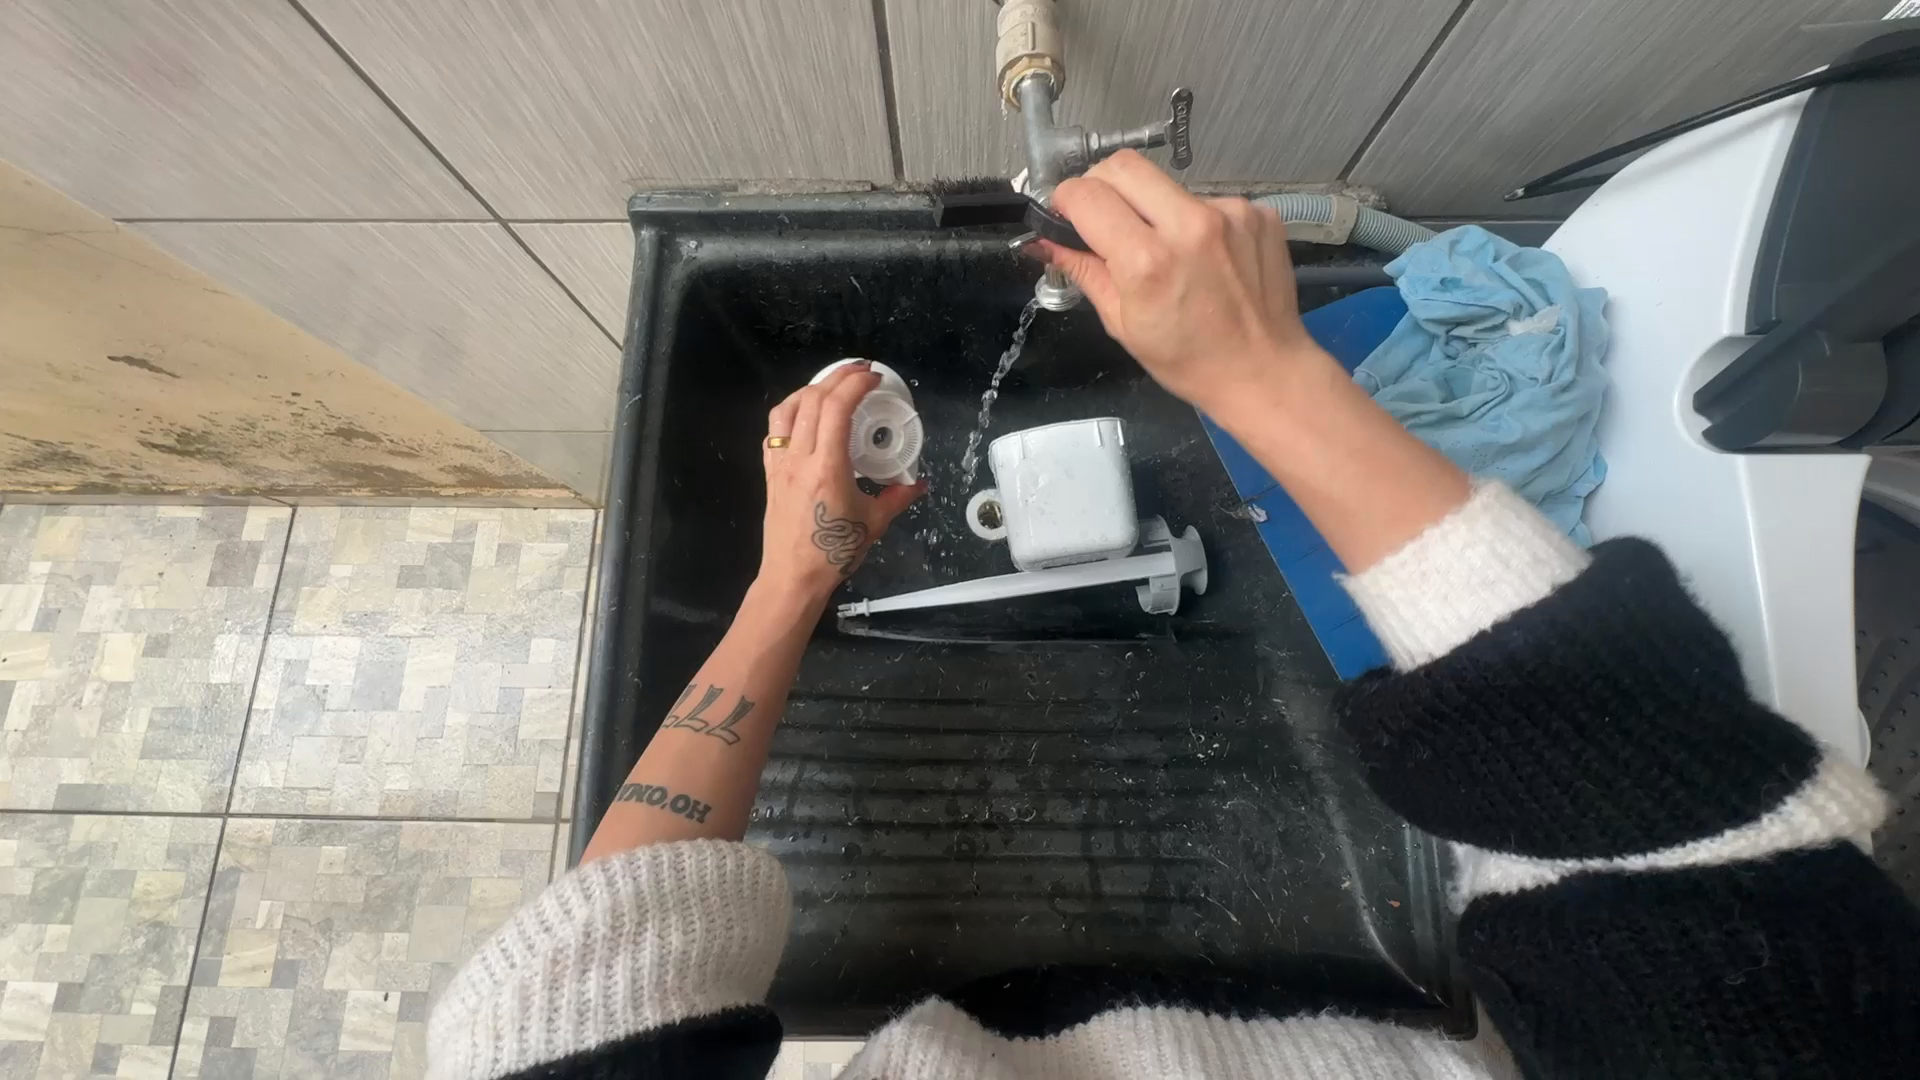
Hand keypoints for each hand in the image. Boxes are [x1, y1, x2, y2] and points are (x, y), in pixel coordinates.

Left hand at [759, 362, 924, 604]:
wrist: (792, 577)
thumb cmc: (834, 552)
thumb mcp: (874, 523)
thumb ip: (898, 497)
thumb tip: (919, 483)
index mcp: (827, 467)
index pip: (837, 409)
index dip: (855, 384)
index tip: (873, 378)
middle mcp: (800, 459)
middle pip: (813, 400)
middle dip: (837, 378)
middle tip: (860, 372)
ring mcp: (780, 464)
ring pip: (788, 409)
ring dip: (810, 389)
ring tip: (831, 386)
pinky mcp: (770, 473)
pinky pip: (775, 431)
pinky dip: (791, 413)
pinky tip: (806, 415)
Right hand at [1037, 150, 1338, 417]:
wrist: (1261, 370)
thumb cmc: (1190, 361)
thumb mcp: (1122, 324)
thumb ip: (1085, 272)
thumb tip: (1048, 243)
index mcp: (1148, 263)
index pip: (1088, 195)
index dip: (1065, 200)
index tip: (1063, 213)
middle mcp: (1189, 226)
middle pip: (1123, 166)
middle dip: (1099, 186)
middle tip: (1099, 219)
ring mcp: (1229, 213)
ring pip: (1166, 184)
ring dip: (1149, 208)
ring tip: (1160, 252)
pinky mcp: (1256, 211)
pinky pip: (1205, 200)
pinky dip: (1190, 222)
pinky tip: (1199, 258)